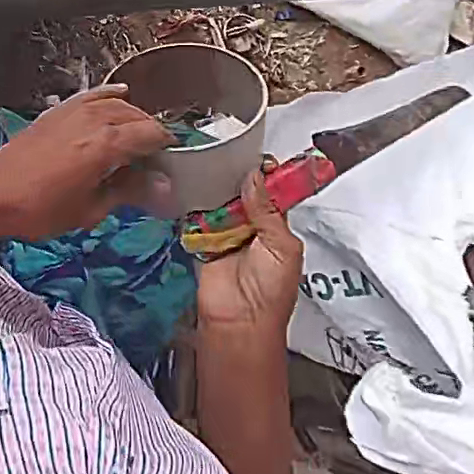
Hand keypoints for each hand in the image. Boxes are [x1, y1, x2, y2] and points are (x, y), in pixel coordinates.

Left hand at [0, 84, 173, 240]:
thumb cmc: (42, 208)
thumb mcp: (90, 208)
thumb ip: (129, 191)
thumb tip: (162, 187)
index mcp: (108, 143)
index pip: (152, 134)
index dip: (166, 148)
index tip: (169, 163)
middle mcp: (95, 119)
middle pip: (138, 116)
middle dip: (150, 134)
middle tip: (151, 159)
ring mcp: (75, 111)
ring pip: (117, 104)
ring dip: (132, 118)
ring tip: (135, 139)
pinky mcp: (60, 111)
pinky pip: (93, 95)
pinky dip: (110, 95)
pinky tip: (120, 94)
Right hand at [196, 166, 303, 343]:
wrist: (238, 322)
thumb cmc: (270, 290)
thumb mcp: (282, 247)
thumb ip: (268, 211)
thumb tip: (254, 176)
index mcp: (276, 226)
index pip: (271, 192)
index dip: (265, 173)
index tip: (253, 153)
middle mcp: (251, 225)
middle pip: (242, 191)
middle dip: (236, 175)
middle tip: (225, 151)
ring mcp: (225, 231)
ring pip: (220, 200)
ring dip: (214, 186)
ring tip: (207, 161)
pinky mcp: (202, 238)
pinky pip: (198, 215)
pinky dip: (195, 201)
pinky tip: (190, 183)